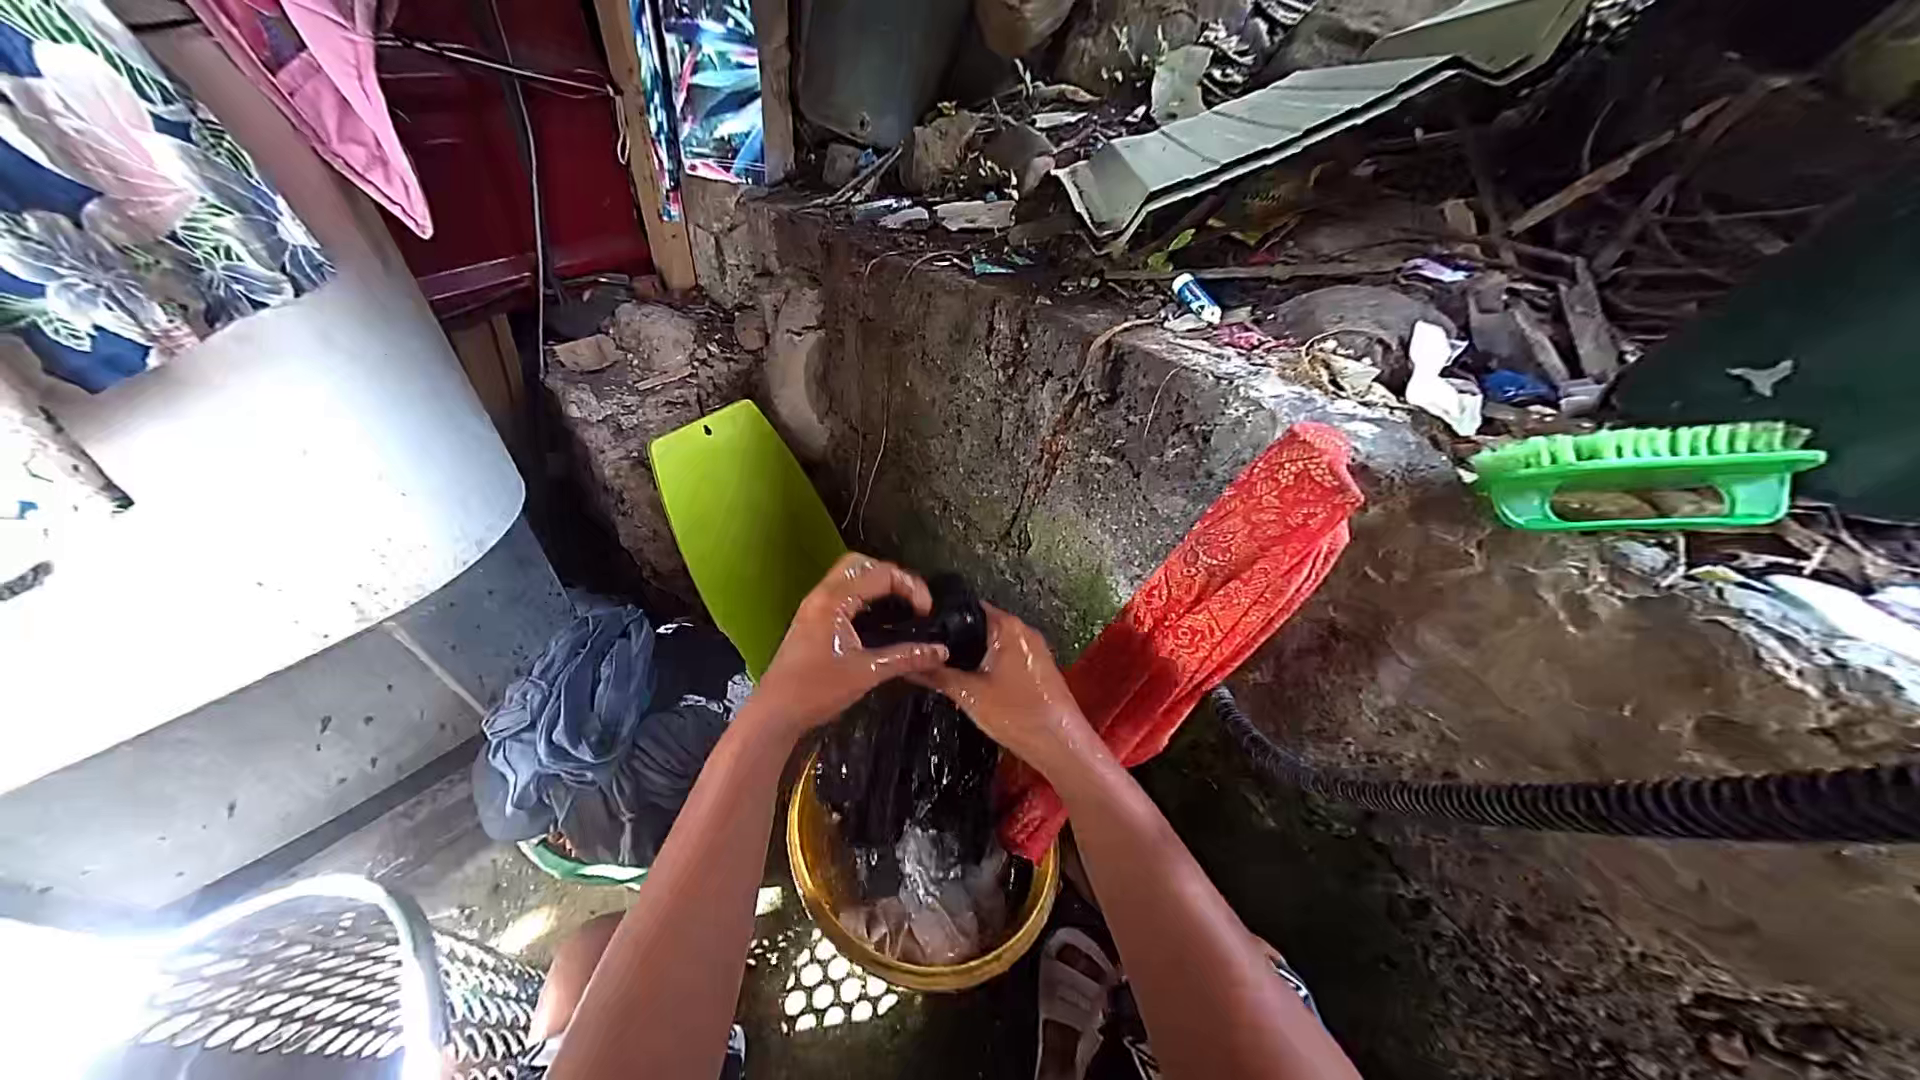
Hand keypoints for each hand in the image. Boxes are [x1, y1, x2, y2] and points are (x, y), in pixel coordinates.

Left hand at [748, 553, 949, 736]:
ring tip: (901, 605)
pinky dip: (864, 596)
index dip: (911, 587)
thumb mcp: (867, 672)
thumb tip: (939, 652)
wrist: (776, 713)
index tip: (926, 610)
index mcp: (834, 601)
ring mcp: (815, 607)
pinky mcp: (813, 620)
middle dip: (893, 576)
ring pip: (850, 576)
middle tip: (912, 599)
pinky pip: (842, 593)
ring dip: (877, 584)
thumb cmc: (814, 691)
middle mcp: (822, 596)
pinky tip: (878, 619)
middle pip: (862, 563)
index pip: (881, 574)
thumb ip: (906, 658)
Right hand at [916, 604, 1105, 781]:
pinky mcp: (1039, 667)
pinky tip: (977, 683)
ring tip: (949, 670)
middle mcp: (1024, 630)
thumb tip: (909, 665)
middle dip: (958, 639)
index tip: (925, 632)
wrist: (1060, 745)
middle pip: (982, 625)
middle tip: (931, 654)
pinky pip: (1008, 656)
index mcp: (1007, 627)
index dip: (944, 619)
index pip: (969, 608)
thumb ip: (936, 676)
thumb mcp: (968, 695)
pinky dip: (992, 664)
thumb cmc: (1017, 715)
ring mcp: (1035, 649)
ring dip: (976, 654)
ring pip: (995, 642)